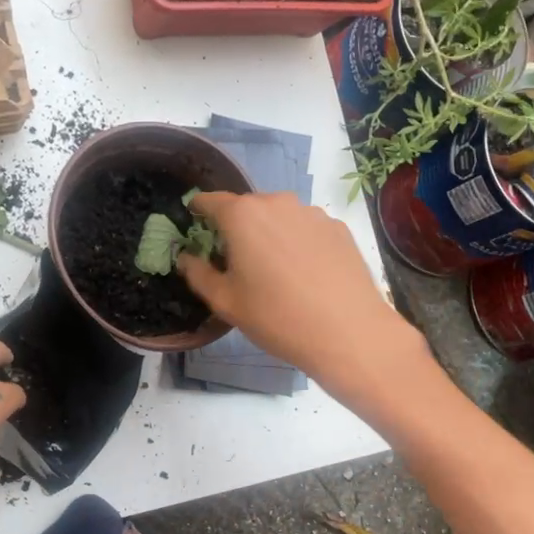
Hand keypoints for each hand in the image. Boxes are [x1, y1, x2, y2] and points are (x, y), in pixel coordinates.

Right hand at [177, 192, 435, 393]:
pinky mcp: (338, 228)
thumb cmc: (277, 317)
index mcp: (242, 216)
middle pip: (247, 208)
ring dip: (270, 235)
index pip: (210, 200)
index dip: (198, 211)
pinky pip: (306, 229)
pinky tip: (305, 275)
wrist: (349, 333)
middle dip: (237, 228)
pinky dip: (298, 243)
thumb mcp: (226, 302)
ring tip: (275, 272)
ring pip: (279, 218)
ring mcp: (312, 213)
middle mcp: (277, 203)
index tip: (194, 224)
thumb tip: (185, 257)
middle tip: (236, 262)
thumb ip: (198, 274)